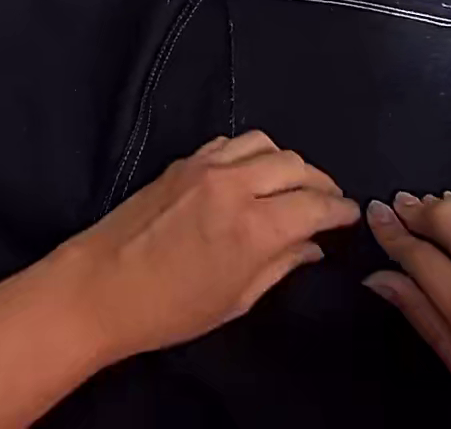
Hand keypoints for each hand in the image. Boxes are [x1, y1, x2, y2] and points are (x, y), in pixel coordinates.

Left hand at [53, 131, 359, 360]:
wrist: (100, 286)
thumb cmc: (170, 309)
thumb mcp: (235, 300)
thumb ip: (281, 265)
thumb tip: (313, 246)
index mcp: (254, 228)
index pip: (315, 204)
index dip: (340, 209)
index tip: (351, 214)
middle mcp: (237, 185)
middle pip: (297, 166)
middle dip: (321, 182)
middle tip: (328, 200)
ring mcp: (210, 165)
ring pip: (267, 144)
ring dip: (288, 162)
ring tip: (293, 183)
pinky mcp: (188, 158)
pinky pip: (234, 142)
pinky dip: (253, 153)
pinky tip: (252, 171)